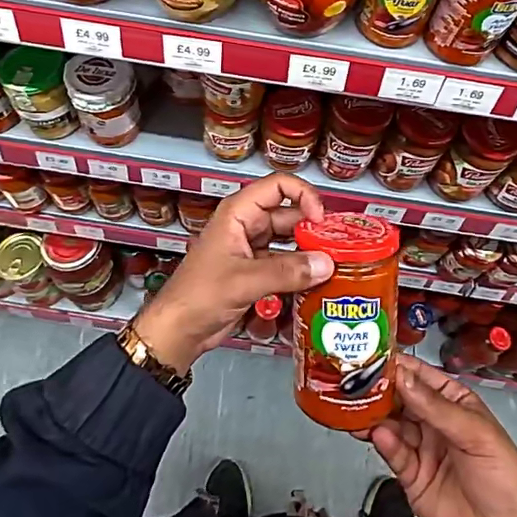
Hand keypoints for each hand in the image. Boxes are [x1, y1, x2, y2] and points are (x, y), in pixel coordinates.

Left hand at [131, 173, 332, 371]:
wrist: (178, 329)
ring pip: (289, 241)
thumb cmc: (199, 295)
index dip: (304, 196)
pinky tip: (317, 283)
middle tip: (338, 247)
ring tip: (335, 265)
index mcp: (239, 213)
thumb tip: (325, 264)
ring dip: (309, 252)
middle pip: (289, 215)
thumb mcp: (245, 280)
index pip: (278, 186)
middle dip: (313, 228)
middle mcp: (247, 225)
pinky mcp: (255, 272)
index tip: (321, 220)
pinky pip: (285, 264)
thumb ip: (287, 271)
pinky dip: (300, 271)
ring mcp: (252, 249)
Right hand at [356, 356, 516, 516]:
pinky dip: (381, 441)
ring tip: (358, 406)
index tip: (375, 357)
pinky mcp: (412, 477)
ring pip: (390, 423)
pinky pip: (391, 453)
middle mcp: (437, 424)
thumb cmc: (511, 485)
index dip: (398, 365)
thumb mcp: (477, 435)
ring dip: (373, 414)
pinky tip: (377, 434)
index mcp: (456, 405)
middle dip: (379, 388)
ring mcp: (423, 450)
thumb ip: (436, 407)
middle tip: (358, 380)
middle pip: (399, 397)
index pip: (421, 376)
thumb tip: (404, 378)